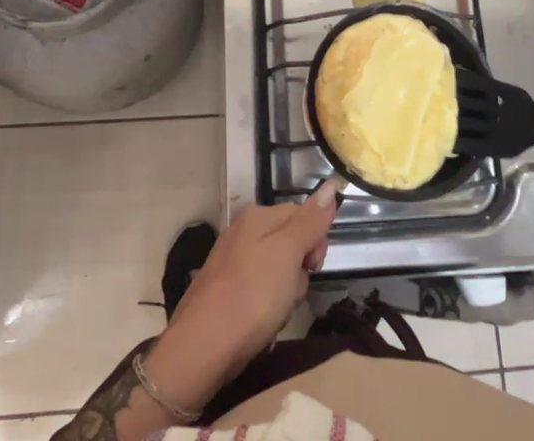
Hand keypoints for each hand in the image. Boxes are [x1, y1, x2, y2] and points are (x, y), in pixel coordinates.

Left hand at [140, 183, 337, 411]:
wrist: (203, 347)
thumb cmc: (251, 296)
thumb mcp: (287, 253)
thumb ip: (310, 221)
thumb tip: (330, 186)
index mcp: (257, 217)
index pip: (304, 216)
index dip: (316, 242)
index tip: (312, 267)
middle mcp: (243, 232)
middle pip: (292, 244)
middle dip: (300, 271)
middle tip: (290, 291)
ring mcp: (233, 262)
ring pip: (280, 272)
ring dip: (286, 294)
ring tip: (275, 312)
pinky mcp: (228, 290)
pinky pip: (263, 291)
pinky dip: (269, 307)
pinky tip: (262, 323)